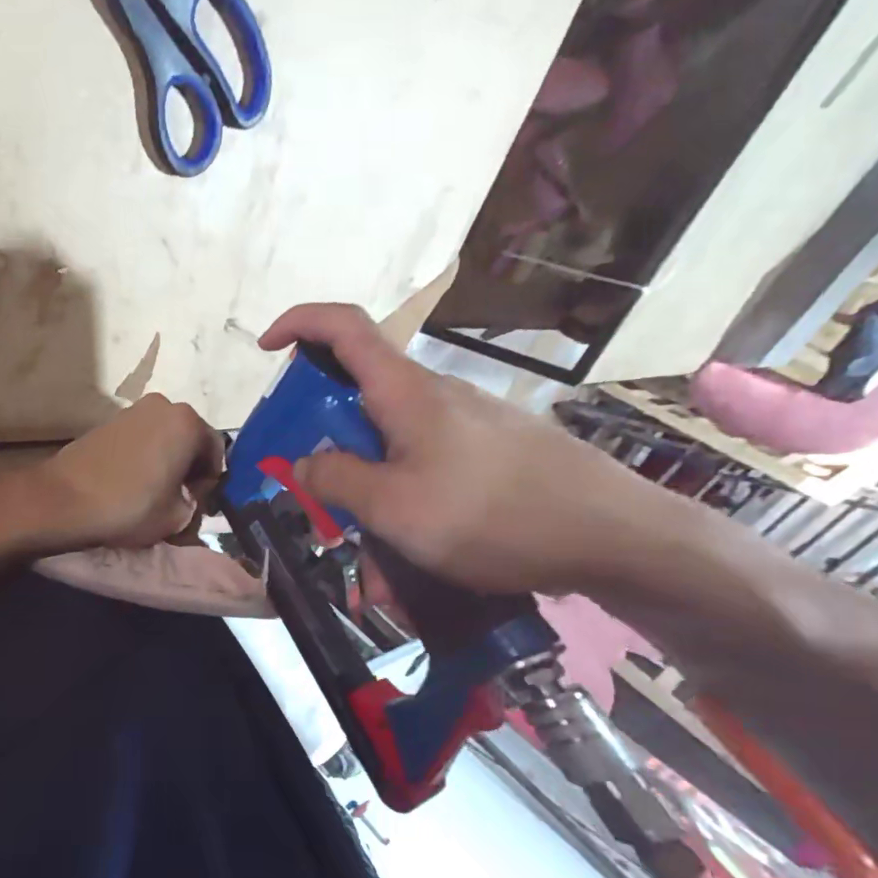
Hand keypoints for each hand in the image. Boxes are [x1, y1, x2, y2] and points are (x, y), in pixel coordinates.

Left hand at [35, 394, 225, 548]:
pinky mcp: (108, 421)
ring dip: (166, 462)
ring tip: (153, 493)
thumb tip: (187, 499)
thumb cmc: (130, 507)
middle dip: (188, 469)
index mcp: (188, 422)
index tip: (195, 506)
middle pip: (190, 440)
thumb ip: (194, 505)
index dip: (210, 484)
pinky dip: (145, 457)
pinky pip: (141, 438)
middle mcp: (164, 406)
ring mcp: (133, 410)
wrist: (63, 500)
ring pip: (165, 438)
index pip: (216, 453)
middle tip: (177, 500)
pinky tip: (132, 483)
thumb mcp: (177, 517)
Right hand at [258, 303, 679, 594]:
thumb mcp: (394, 508)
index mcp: (406, 392)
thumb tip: (305, 462)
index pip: (344, 325)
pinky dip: (409, 498)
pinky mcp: (495, 450)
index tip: (266, 350)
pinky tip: (424, 549)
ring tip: (381, 555)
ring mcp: (471, 421)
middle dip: (331, 444)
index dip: (299, 323)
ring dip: (374, 488)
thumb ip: (337, 480)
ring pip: (397, 443)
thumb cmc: (491, 515)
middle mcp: (437, 393)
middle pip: (363, 396)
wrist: (611, 535)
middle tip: (322, 497)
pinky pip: (431, 464)